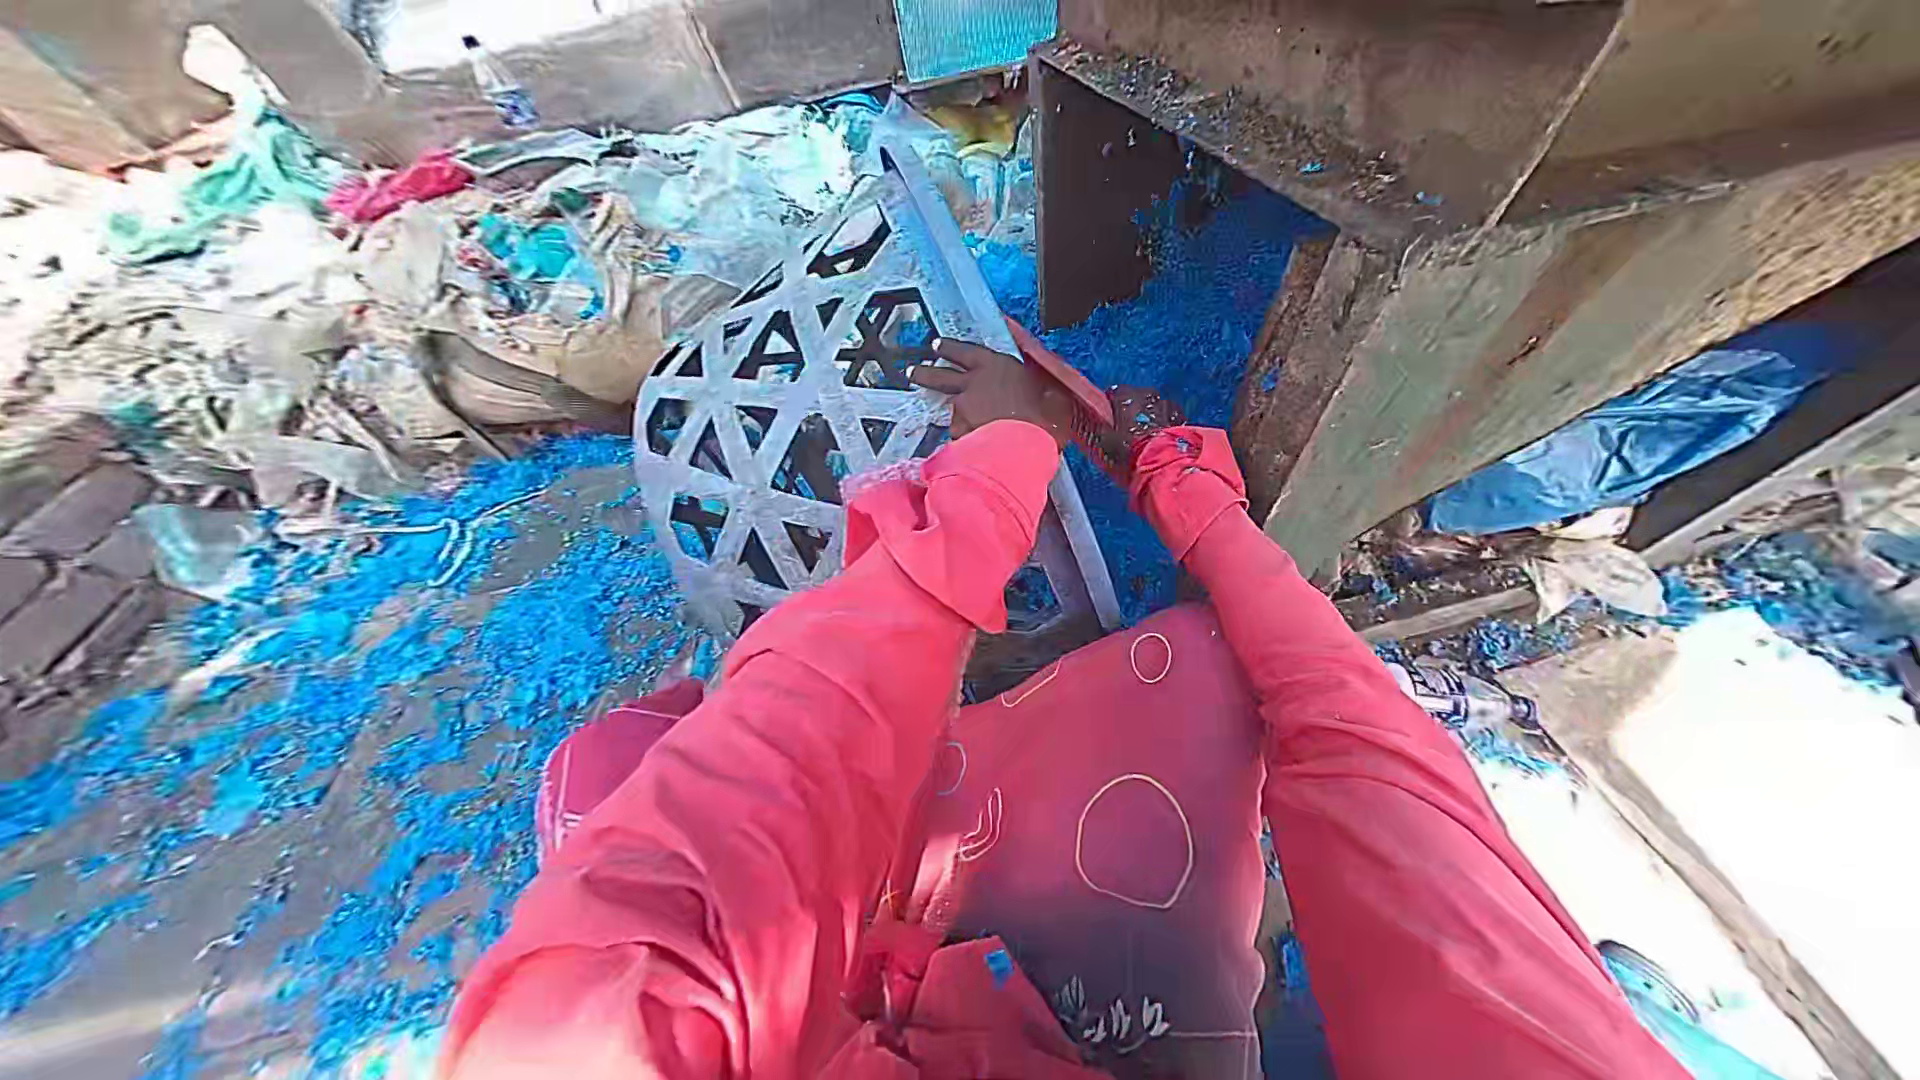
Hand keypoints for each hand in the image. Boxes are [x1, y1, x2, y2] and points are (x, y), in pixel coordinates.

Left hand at [907, 339, 1074, 448]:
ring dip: (960, 420)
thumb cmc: (1046, 417)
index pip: (965, 351)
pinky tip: (979, 452)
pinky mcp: (960, 434)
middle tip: (912, 371)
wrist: (1027, 445)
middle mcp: (972, 384)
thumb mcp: (1051, 395)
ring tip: (971, 430)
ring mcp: (963, 410)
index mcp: (995, 365)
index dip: (950, 348)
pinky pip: (962, 438)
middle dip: (924, 372)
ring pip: (954, 414)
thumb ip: (1039, 391)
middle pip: (940, 375)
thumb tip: (1047, 396)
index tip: (937, 345)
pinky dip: (967, 443)